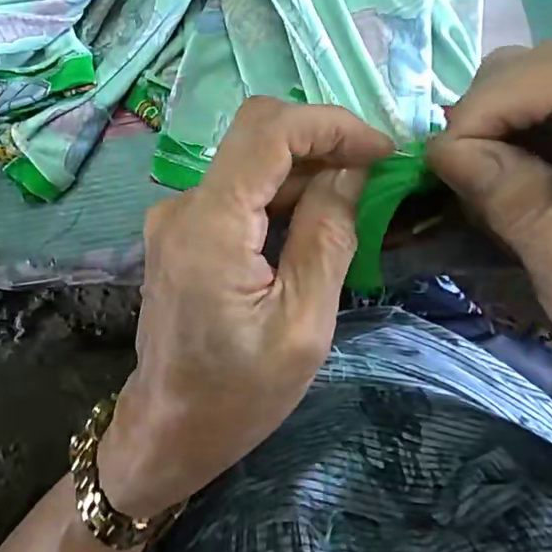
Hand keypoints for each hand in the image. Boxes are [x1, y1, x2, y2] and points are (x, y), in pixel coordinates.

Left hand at [99, 97, 393, 518]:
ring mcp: (175, 217)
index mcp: (210, 225)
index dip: (330, 125)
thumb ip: (327, 236)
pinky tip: (314, 217)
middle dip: (320, 139)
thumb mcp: (304, 324)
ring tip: (357, 196)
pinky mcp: (179, 232)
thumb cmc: (239, 393)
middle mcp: (182, 206)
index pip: (268, 132)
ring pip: (247, 162)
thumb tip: (350, 170)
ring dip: (303, 167)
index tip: (382, 149)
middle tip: (375, 170)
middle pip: (255, 135)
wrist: (169, 427)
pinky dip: (277, 193)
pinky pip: (234, 192)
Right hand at [425, 39, 551, 403]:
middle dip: (491, 107)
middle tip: (455, 165)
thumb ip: (521, 209)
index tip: (449, 150)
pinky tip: (500, 176)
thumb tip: (447, 148)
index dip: (500, 98)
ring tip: (478, 175)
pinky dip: (506, 136)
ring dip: (494, 121)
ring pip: (547, 80)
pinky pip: (548, 111)